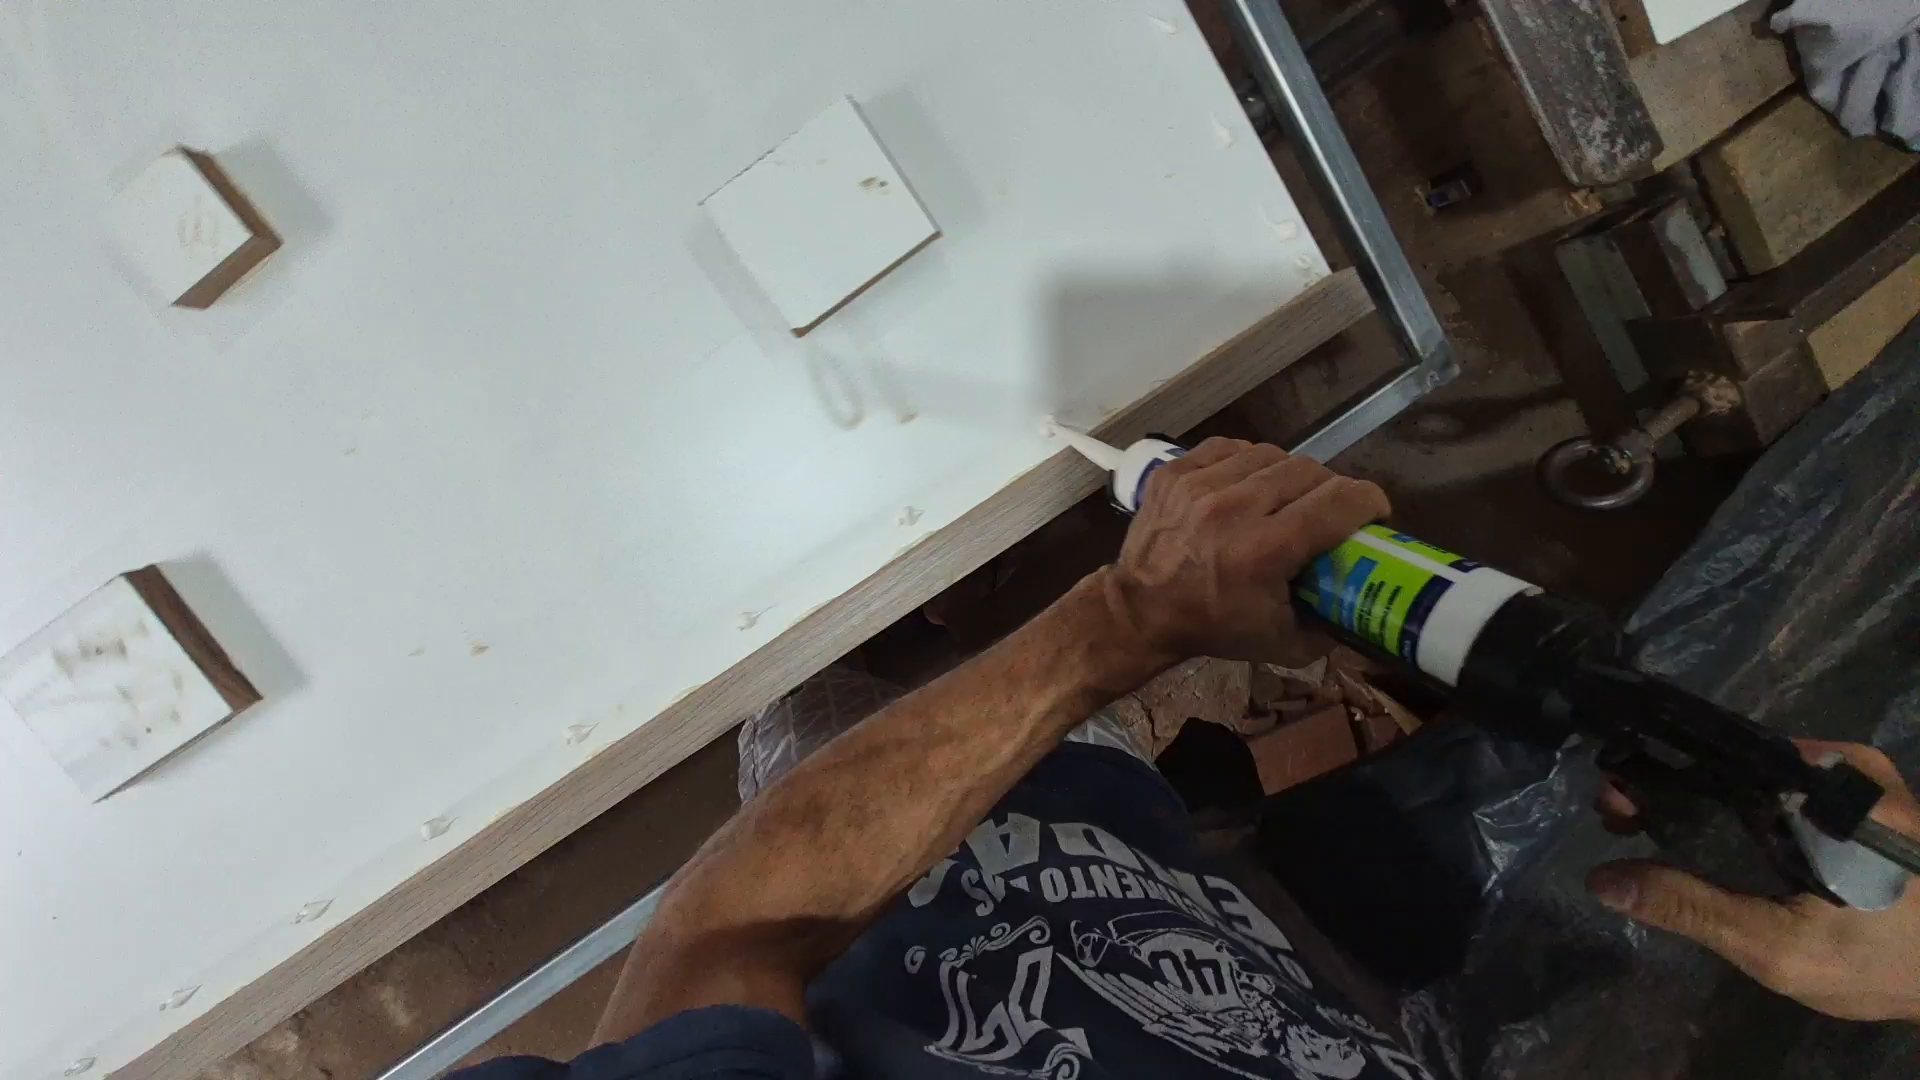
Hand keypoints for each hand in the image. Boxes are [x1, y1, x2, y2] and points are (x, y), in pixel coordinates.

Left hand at [1097, 437, 1389, 666]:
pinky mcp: (1174, 472)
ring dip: (1287, 474)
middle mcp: (1234, 508)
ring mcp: (1199, 485)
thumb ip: (1333, 627)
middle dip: (1330, 490)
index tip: (1371, 515)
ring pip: (1270, 455)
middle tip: (1326, 512)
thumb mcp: (1282, 643)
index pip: (1340, 501)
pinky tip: (1247, 483)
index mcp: (1265, 549)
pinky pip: (1229, 447)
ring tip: (1284, 498)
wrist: (1140, 609)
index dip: (1369, 503)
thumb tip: (1371, 604)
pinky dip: (1246, 462)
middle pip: (1309, 472)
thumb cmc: (1212, 626)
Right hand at [1587, 740, 1919, 1023]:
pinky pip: (1767, 781)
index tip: (1616, 808)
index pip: (1710, 756)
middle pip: (1719, 760)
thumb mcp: (1785, 951)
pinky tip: (1698, 829)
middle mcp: (1841, 771)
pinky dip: (1723, 799)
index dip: (1648, 776)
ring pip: (1740, 769)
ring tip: (1647, 825)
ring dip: (1686, 794)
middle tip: (1623, 819)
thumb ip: (1693, 908)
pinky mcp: (1859, 797)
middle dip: (1660, 785)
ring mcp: (1853, 781)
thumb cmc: (1891, 967)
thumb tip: (1599, 879)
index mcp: (1824, 792)